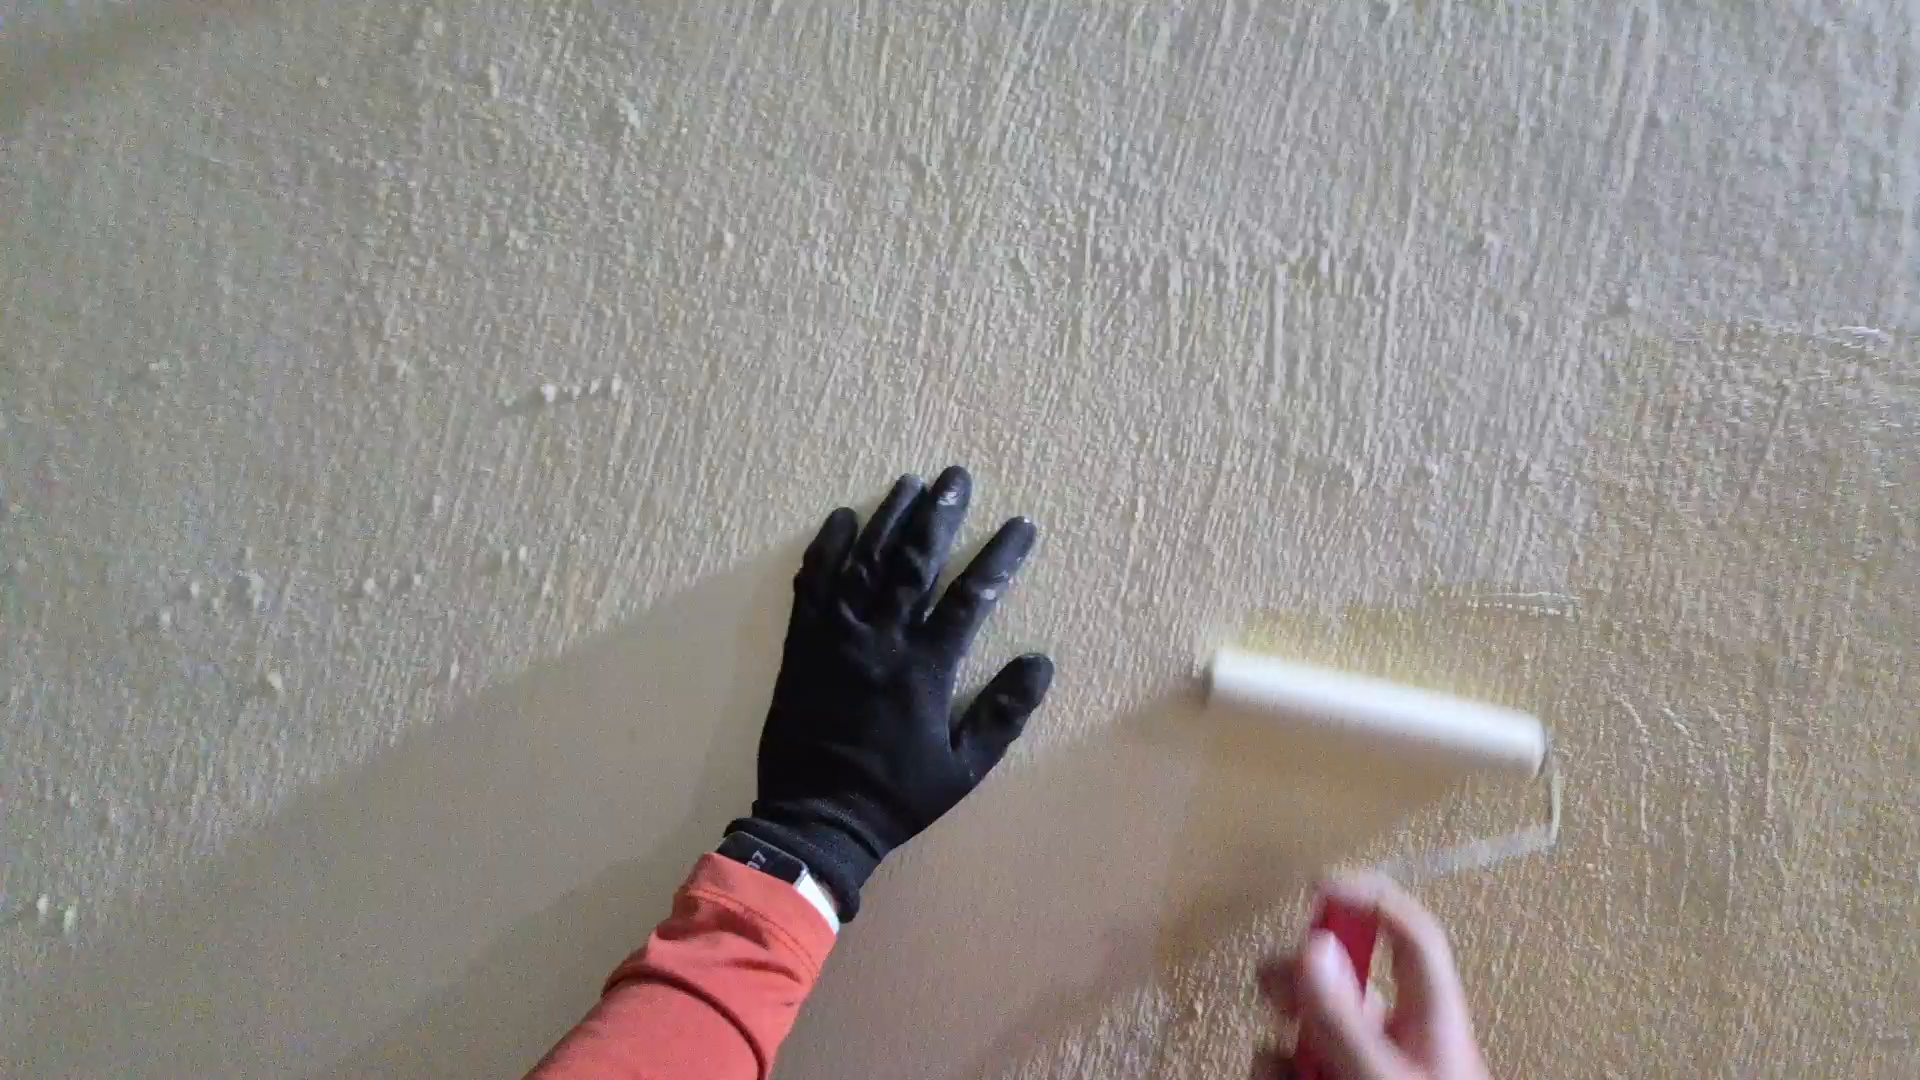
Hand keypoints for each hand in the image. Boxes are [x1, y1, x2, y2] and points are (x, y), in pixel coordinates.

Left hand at [729, 466, 1053, 919]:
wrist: (816, 819)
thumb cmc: (897, 795)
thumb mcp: (965, 768)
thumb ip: (1003, 713)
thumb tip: (1041, 660)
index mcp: (926, 668)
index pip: (971, 596)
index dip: (1000, 556)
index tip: (1021, 526)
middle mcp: (882, 640)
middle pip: (913, 562)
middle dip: (938, 514)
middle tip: (956, 476)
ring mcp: (836, 638)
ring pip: (864, 563)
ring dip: (888, 518)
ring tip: (909, 482)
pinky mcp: (802, 644)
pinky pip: (812, 585)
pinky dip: (827, 548)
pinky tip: (840, 517)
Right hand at [1257, 875, 1491, 1079]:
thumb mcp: (1384, 1079)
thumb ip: (1345, 1019)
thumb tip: (1312, 944)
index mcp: (1432, 1020)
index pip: (1410, 932)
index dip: (1370, 895)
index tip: (1317, 884)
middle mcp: (1398, 1033)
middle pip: (1340, 969)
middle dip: (1296, 974)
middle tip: (1274, 991)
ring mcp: (1367, 1060)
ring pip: (1309, 1013)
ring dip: (1281, 1026)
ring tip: (1277, 1064)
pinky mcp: (1337, 1079)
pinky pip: (1295, 1053)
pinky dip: (1277, 1062)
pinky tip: (1275, 1077)